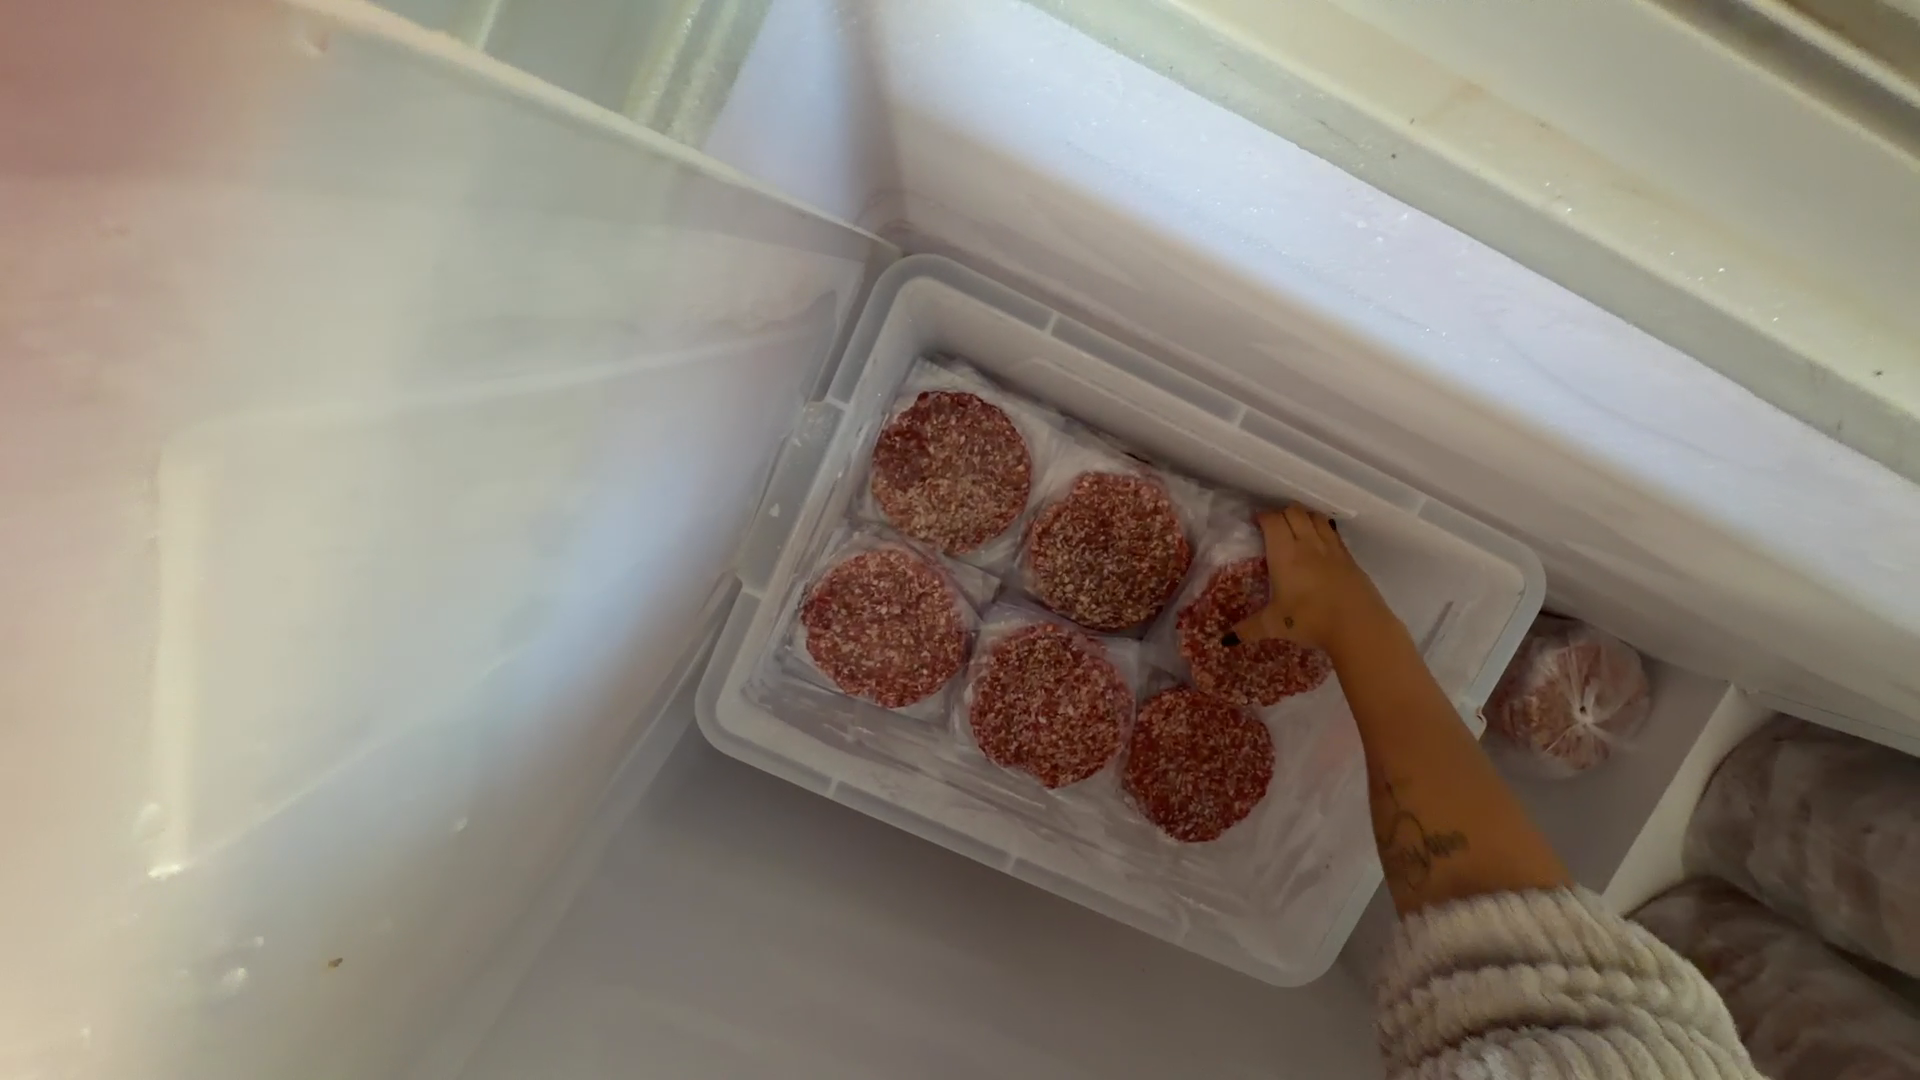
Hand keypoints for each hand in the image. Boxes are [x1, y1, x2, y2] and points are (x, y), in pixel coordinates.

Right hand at [1229, 505, 1390, 655]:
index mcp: (1285, 554)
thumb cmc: (1310, 620)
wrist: (1359, 627)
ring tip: (1296, 528)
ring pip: (1316, 517)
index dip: (1263, 517)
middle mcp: (1308, 544)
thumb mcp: (1274, 626)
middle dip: (1282, 513)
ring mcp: (1332, 549)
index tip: (1256, 523)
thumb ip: (1249, 629)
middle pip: (1294, 512)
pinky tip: (1320, 543)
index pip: (1273, 521)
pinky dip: (1323, 530)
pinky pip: (1333, 533)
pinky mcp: (1350, 558)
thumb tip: (1226, 639)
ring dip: (1304, 516)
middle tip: (1274, 526)